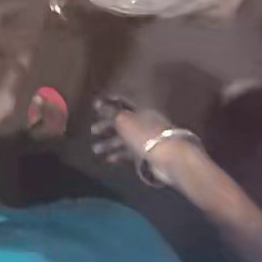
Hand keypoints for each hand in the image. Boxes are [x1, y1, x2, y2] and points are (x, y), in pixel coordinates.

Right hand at [91, 97, 205, 188]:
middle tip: (93, 130)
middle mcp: (144, 121)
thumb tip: (98, 103)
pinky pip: (130, 152)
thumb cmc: (145, 134)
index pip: (122, 102)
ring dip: (109, 143)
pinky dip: (119, 154)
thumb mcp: (124, 120)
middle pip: (122, 121)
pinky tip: (109, 159)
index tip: (95, 105)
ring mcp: (146, 138)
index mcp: (140, 109)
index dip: (109, 102)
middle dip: (106, 125)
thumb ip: (110, 112)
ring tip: (95, 150)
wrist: (169, 157)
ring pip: (125, 138)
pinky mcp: (148, 153)